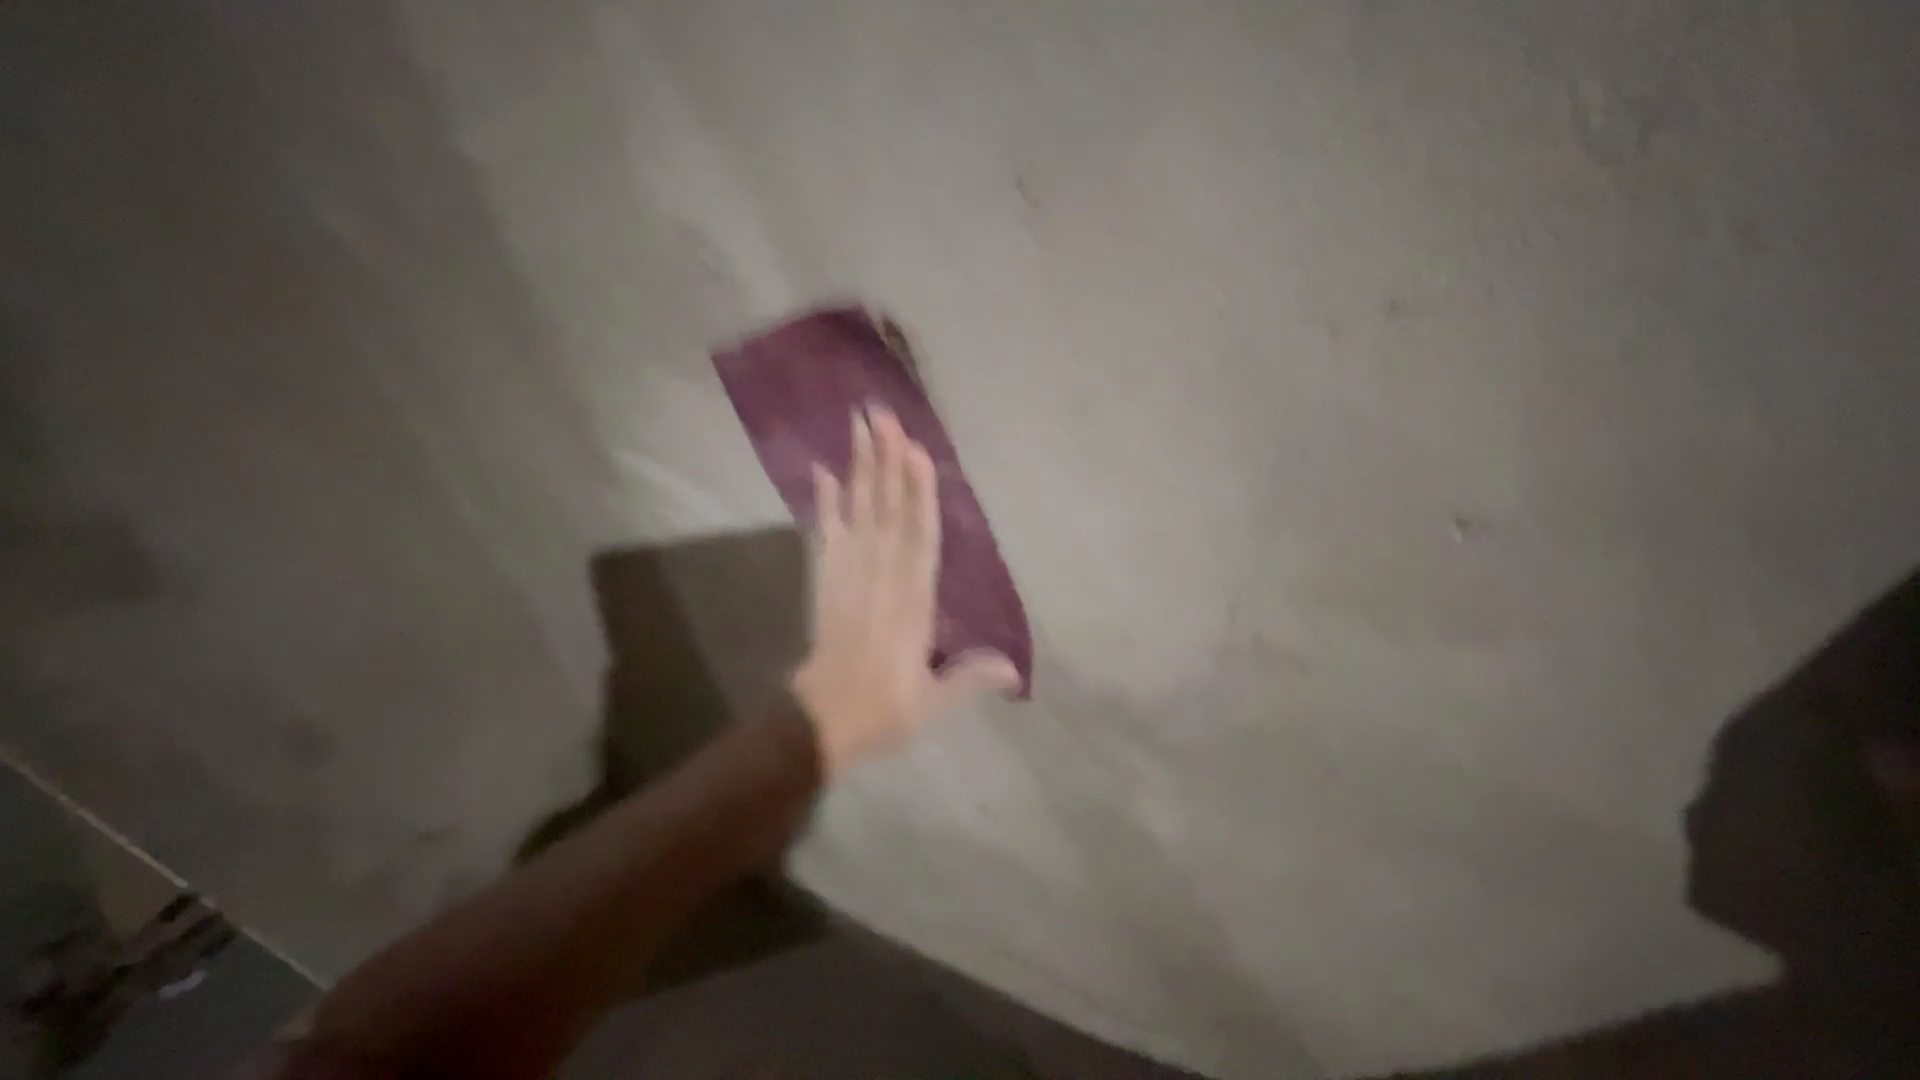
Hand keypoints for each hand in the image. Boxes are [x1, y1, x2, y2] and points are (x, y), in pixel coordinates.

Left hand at [789, 406, 1018, 774]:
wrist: (819, 722)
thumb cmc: (883, 710)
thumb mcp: (933, 702)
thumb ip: (970, 678)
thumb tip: (1014, 669)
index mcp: (912, 602)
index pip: (918, 537)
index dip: (917, 493)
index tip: (915, 451)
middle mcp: (880, 578)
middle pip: (886, 510)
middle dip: (886, 461)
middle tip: (882, 414)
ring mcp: (849, 575)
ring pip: (858, 512)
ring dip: (860, 467)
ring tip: (860, 424)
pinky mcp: (825, 580)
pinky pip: (825, 534)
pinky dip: (824, 502)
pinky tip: (822, 469)